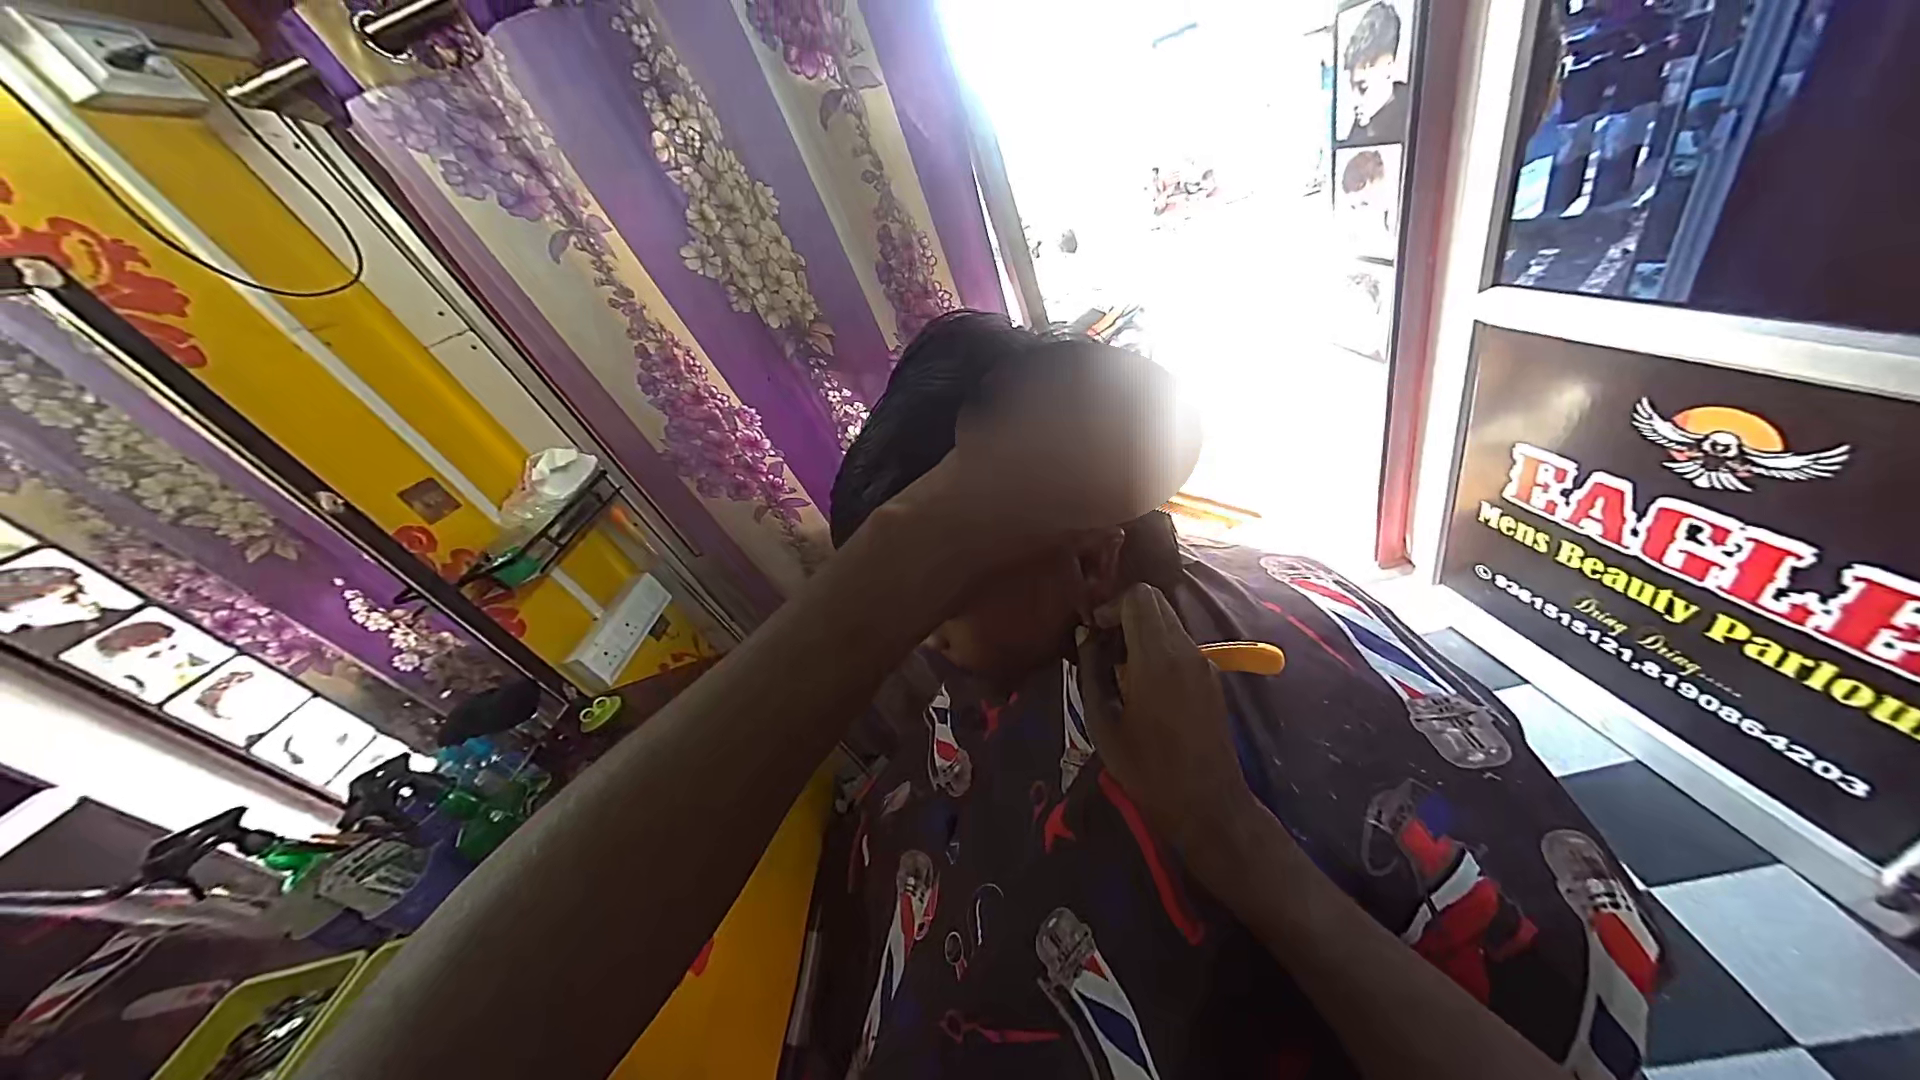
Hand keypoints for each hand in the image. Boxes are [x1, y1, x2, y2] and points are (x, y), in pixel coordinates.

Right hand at [1076, 583, 1259, 855]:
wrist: (1207, 804)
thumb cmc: (1147, 768)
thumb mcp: (1103, 722)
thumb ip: (1091, 671)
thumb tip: (1085, 636)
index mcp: (1158, 657)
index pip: (1138, 597)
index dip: (1110, 607)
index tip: (1093, 634)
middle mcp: (1186, 650)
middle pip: (1154, 602)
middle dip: (1123, 614)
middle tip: (1102, 648)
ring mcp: (1203, 662)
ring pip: (1167, 620)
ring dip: (1139, 631)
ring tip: (1118, 669)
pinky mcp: (1211, 676)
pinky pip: (1179, 642)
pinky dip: (1156, 646)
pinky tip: (1141, 684)